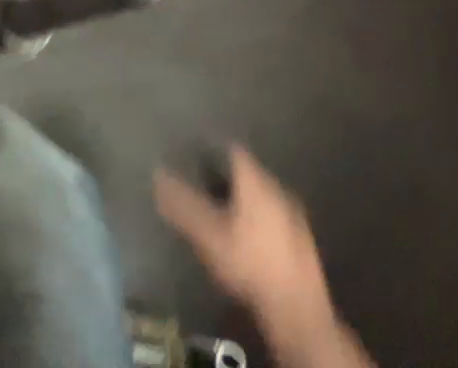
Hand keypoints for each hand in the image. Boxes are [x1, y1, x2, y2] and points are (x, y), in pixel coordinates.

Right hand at [155, 147, 339, 352]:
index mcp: (256, 185)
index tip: (192, 150)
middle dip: (224, 173)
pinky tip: (242, 231)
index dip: (212, 148)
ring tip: (217, 204)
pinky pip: (272, 214)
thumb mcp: (206, 234)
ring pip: (261, 194)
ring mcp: (294, 217)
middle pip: (248, 171)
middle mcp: (278, 193)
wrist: (296, 309)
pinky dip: (254, 214)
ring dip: (240, 195)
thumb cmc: (247, 264)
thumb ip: (181, 203)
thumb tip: (157, 173)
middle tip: (199, 178)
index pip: (234, 151)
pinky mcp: (301, 240)